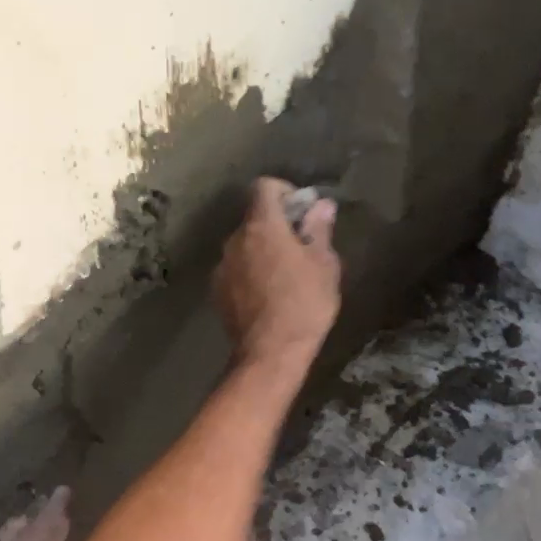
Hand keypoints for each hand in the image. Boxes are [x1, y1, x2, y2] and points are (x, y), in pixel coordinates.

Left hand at [214, 178, 341, 370]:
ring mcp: (222, 267)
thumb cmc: (304, 304)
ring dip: (261, 251)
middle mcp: (234, 240)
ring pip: (244, 247)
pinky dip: (250, 274)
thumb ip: (319, 230)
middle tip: (300, 248)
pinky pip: (236, 271)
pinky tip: (268, 296)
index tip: (302, 212)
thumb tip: (321, 205)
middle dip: (275, 226)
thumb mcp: (323, 265)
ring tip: (284, 276)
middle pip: (253, 219)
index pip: (264, 187)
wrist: (270, 353)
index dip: (284, 192)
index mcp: (261, 226)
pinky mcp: (217, 293)